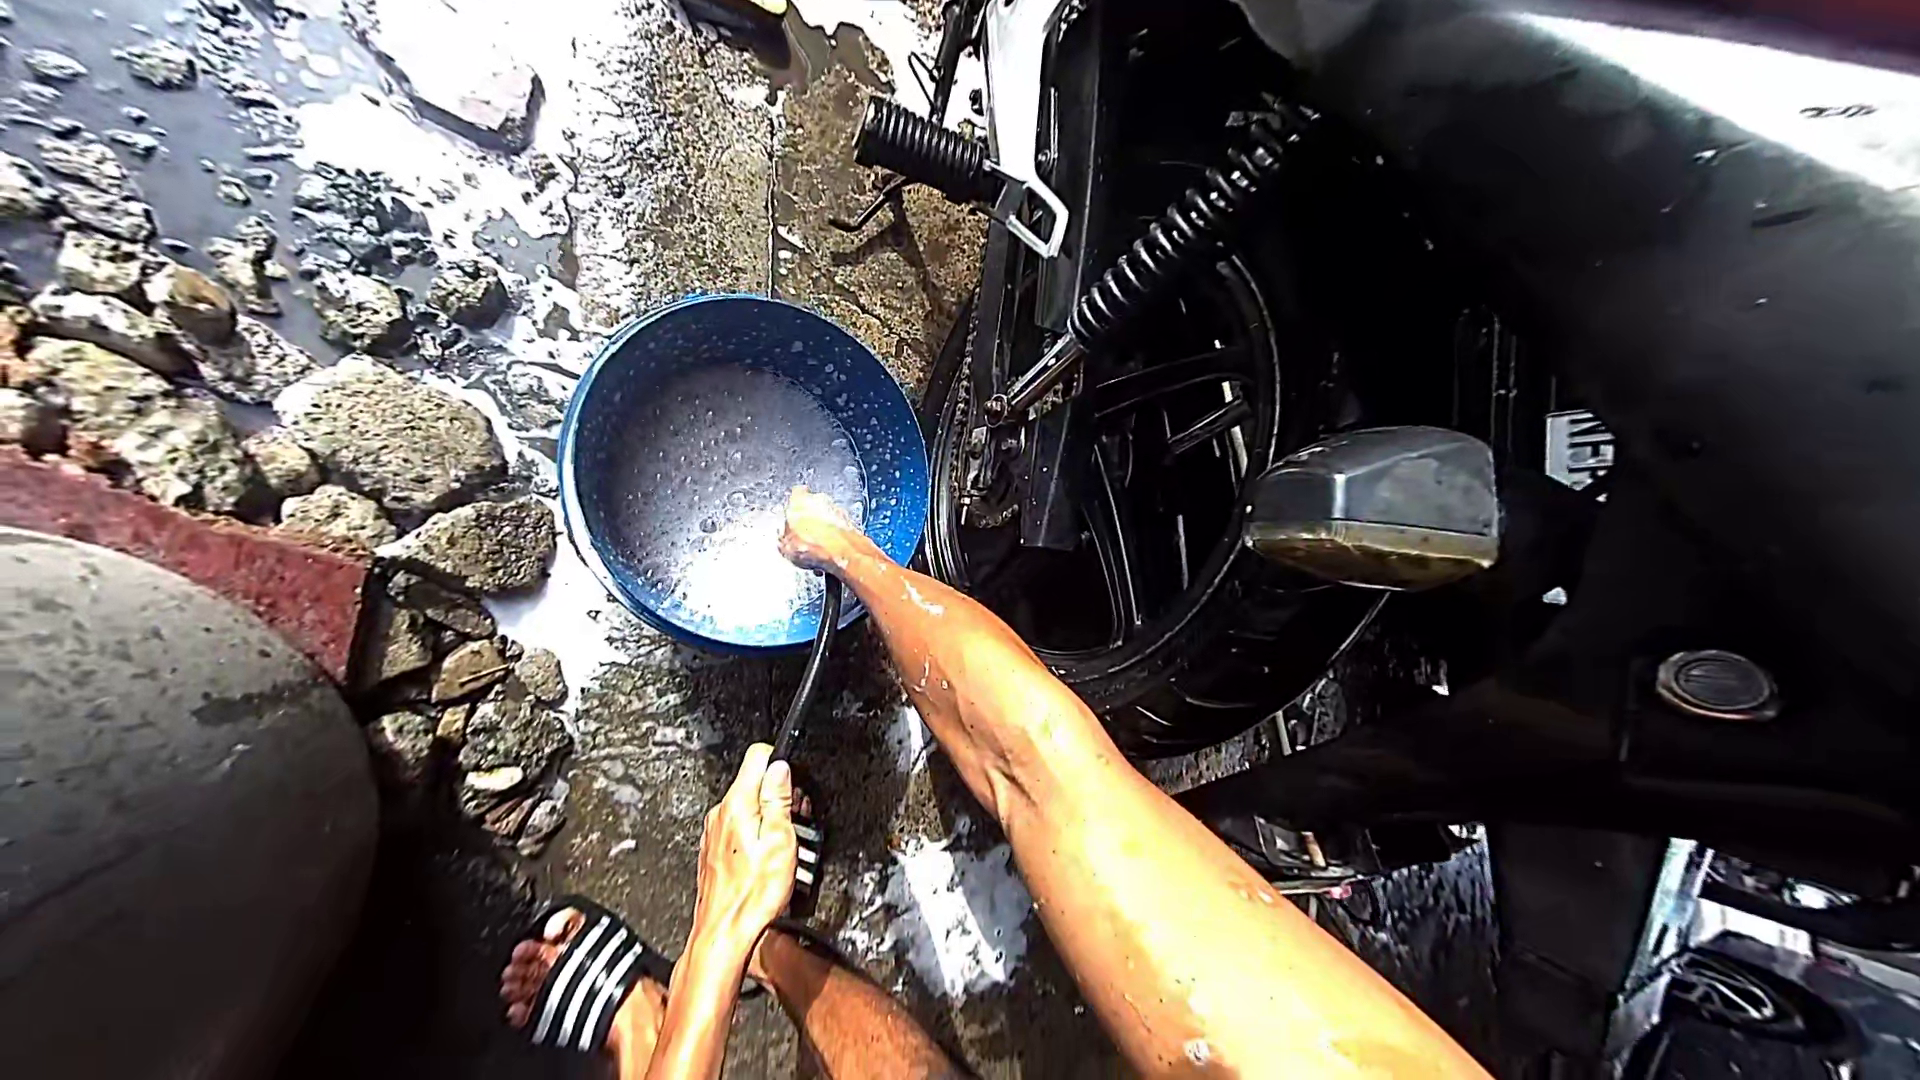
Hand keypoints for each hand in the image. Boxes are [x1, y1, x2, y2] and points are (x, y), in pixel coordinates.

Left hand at [692, 744, 797, 944]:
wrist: (725, 935)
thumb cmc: (753, 895)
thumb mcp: (781, 840)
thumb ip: (778, 798)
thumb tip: (780, 767)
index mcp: (737, 804)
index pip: (758, 755)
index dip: (781, 762)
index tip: (793, 784)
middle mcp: (721, 813)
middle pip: (754, 780)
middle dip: (777, 794)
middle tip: (792, 819)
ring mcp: (715, 831)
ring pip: (746, 804)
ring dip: (766, 816)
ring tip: (780, 844)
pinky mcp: (714, 848)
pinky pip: (738, 825)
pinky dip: (753, 833)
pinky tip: (764, 857)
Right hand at [780, 486, 865, 571]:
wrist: (843, 554)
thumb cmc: (813, 546)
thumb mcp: (785, 546)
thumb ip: (783, 537)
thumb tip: (784, 540)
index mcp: (800, 500)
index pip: (795, 494)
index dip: (793, 506)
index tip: (791, 517)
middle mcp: (820, 500)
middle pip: (813, 505)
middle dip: (810, 518)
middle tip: (804, 536)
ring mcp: (838, 510)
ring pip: (827, 516)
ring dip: (824, 528)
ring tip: (818, 548)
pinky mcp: (851, 522)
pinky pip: (839, 527)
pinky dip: (836, 536)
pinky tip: (831, 551)